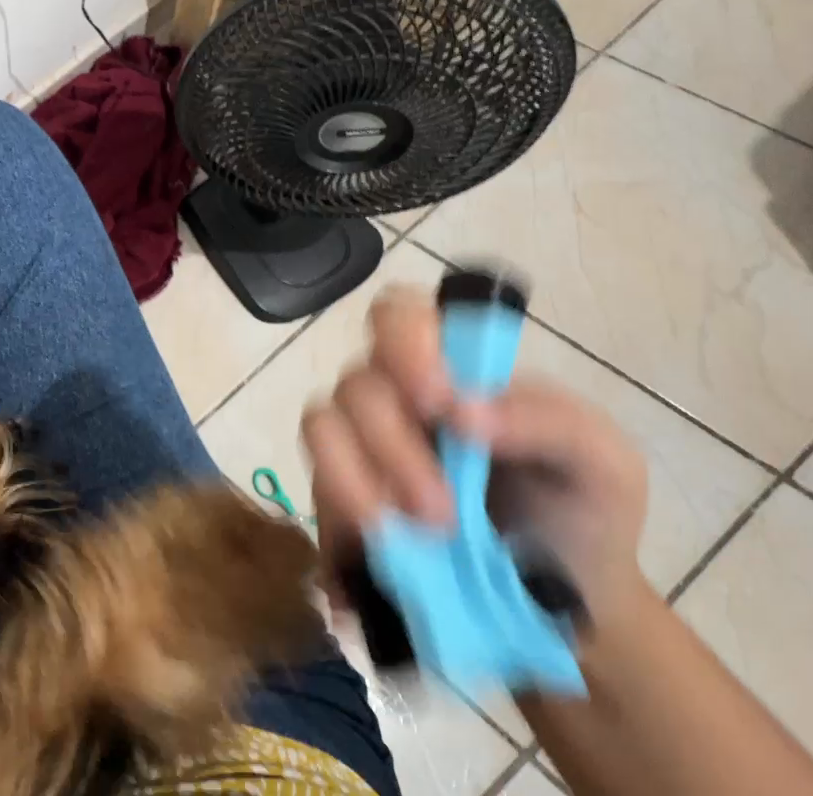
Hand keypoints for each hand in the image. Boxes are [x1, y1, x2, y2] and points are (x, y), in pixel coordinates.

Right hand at [301, 287, 651, 620]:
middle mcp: (393, 396)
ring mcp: (357, 444)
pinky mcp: (334, 492)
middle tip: (444, 510)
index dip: (402, 342)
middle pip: (357, 384)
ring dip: (361, 478)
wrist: (562, 602)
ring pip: (321, 426)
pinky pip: (313, 480)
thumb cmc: (580, 515)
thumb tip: (463, 412)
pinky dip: (344, 506)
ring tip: (419, 534)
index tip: (438, 399)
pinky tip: (384, 541)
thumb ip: (551, 422)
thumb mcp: (605, 464)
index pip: (399, 314)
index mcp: (451, 370)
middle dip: (395, 447)